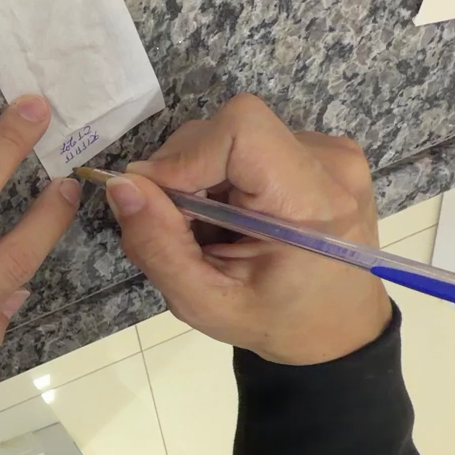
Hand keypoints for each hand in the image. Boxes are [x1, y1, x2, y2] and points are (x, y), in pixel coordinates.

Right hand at [105, 94, 391, 365]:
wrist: (335, 326)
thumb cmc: (271, 321)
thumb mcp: (201, 302)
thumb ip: (157, 245)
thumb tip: (120, 185)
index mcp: (310, 202)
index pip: (240, 129)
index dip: (183, 157)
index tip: (154, 201)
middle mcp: (328, 162)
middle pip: (228, 129)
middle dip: (182, 174)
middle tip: (179, 229)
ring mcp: (328, 152)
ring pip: (229, 135)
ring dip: (197, 178)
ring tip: (207, 228)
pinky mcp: (317, 151)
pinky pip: (245, 144)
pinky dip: (217, 177)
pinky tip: (228, 217)